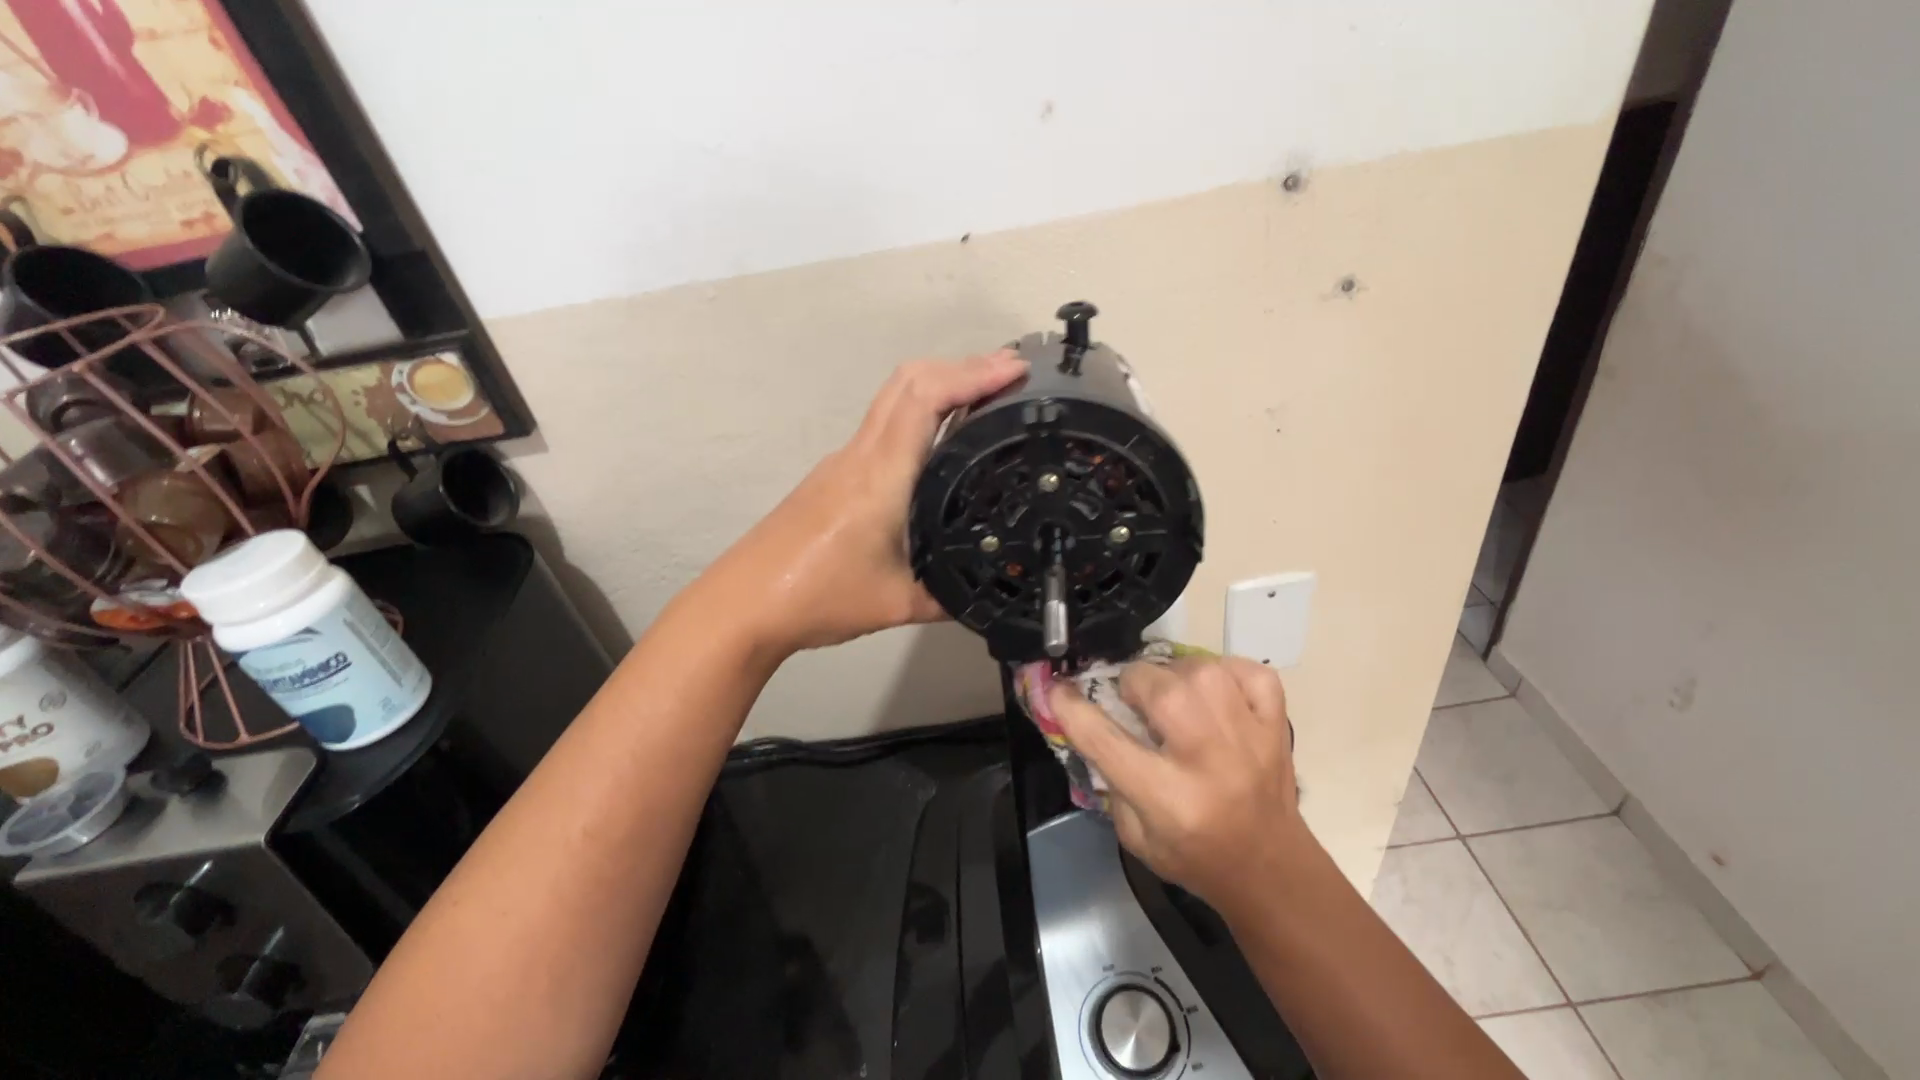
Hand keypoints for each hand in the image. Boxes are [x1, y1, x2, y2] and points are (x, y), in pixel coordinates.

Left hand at [703, 349, 1027, 654]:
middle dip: (961, 367)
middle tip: (1009, 377)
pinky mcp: (833, 477)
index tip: (1016, 370)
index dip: (972, 374)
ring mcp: (842, 463)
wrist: (744, 603)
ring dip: (938, 387)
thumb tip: (984, 595)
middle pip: (908, 380)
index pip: (926, 398)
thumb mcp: (897, 604)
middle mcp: (860, 456)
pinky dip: (918, 415)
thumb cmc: (817, 597)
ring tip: (985, 402)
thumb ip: (948, 596)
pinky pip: (882, 428)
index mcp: (881, 475)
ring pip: (892, 400)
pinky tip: (939, 446)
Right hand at [1048, 657, 1307, 913]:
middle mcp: (1209, 762)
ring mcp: (1250, 739)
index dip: (1071, 708)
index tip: (1057, 690)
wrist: (1271, 870)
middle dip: (1134, 681)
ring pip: (1204, 673)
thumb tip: (1087, 722)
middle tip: (1131, 696)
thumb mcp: (1134, 835)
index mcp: (1168, 799)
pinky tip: (1214, 689)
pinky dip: (1227, 671)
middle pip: (1162, 692)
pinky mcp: (1276, 726)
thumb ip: (1109, 779)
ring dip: (1176, 673)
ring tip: (1171, 689)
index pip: (1106, 740)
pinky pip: (1251, 673)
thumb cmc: (1194, 856)